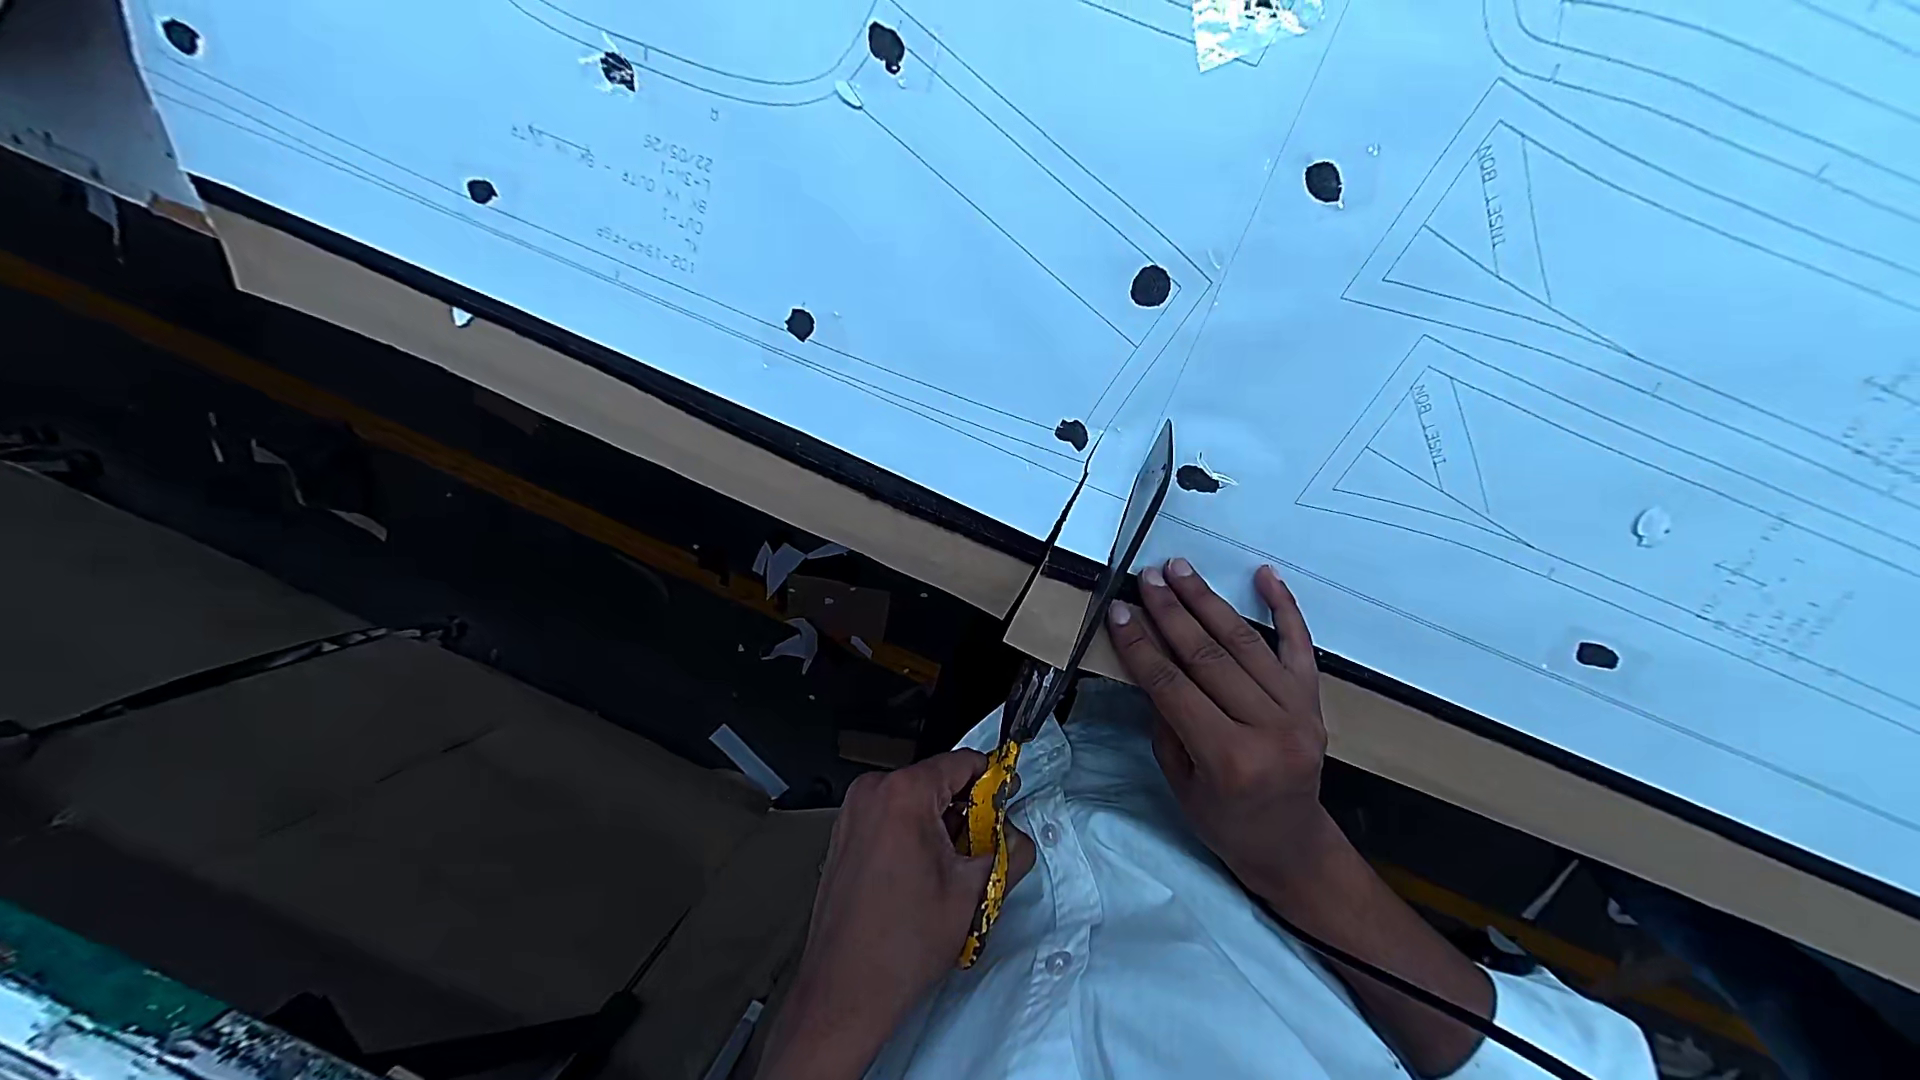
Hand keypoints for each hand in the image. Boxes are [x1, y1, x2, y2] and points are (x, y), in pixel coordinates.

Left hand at [758, 751, 1032, 1079]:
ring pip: (914, 799)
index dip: (992, 780)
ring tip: (952, 868)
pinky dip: (914, 831)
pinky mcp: (845, 832)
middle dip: (967, 808)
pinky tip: (924, 873)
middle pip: (937, 780)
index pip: (962, 761)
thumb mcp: (972, 893)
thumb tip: (1018, 838)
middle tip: (983, 845)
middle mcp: (873, 793)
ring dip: (941, 823)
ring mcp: (853, 812)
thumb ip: (1008, 852)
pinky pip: (891, 814)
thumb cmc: (896, 948)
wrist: (844, 992)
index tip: (1005, 800)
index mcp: (904, 794)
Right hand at [1110, 560, 1496, 1074]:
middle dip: (1171, 612)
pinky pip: (1299, 647)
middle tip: (1146, 577)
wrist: (1292, 846)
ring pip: (1245, 643)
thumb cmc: (1225, 823)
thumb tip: (1151, 658)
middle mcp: (1269, 730)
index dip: (1141, 646)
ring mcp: (1299, 713)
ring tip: (1180, 569)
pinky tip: (1265, 575)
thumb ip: (1166, 719)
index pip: (1173, 687)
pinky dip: (1284, 608)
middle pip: (1209, 657)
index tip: (1119, 611)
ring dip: (1208, 601)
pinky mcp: (1315, 703)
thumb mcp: (1179, 780)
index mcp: (1228, 759)